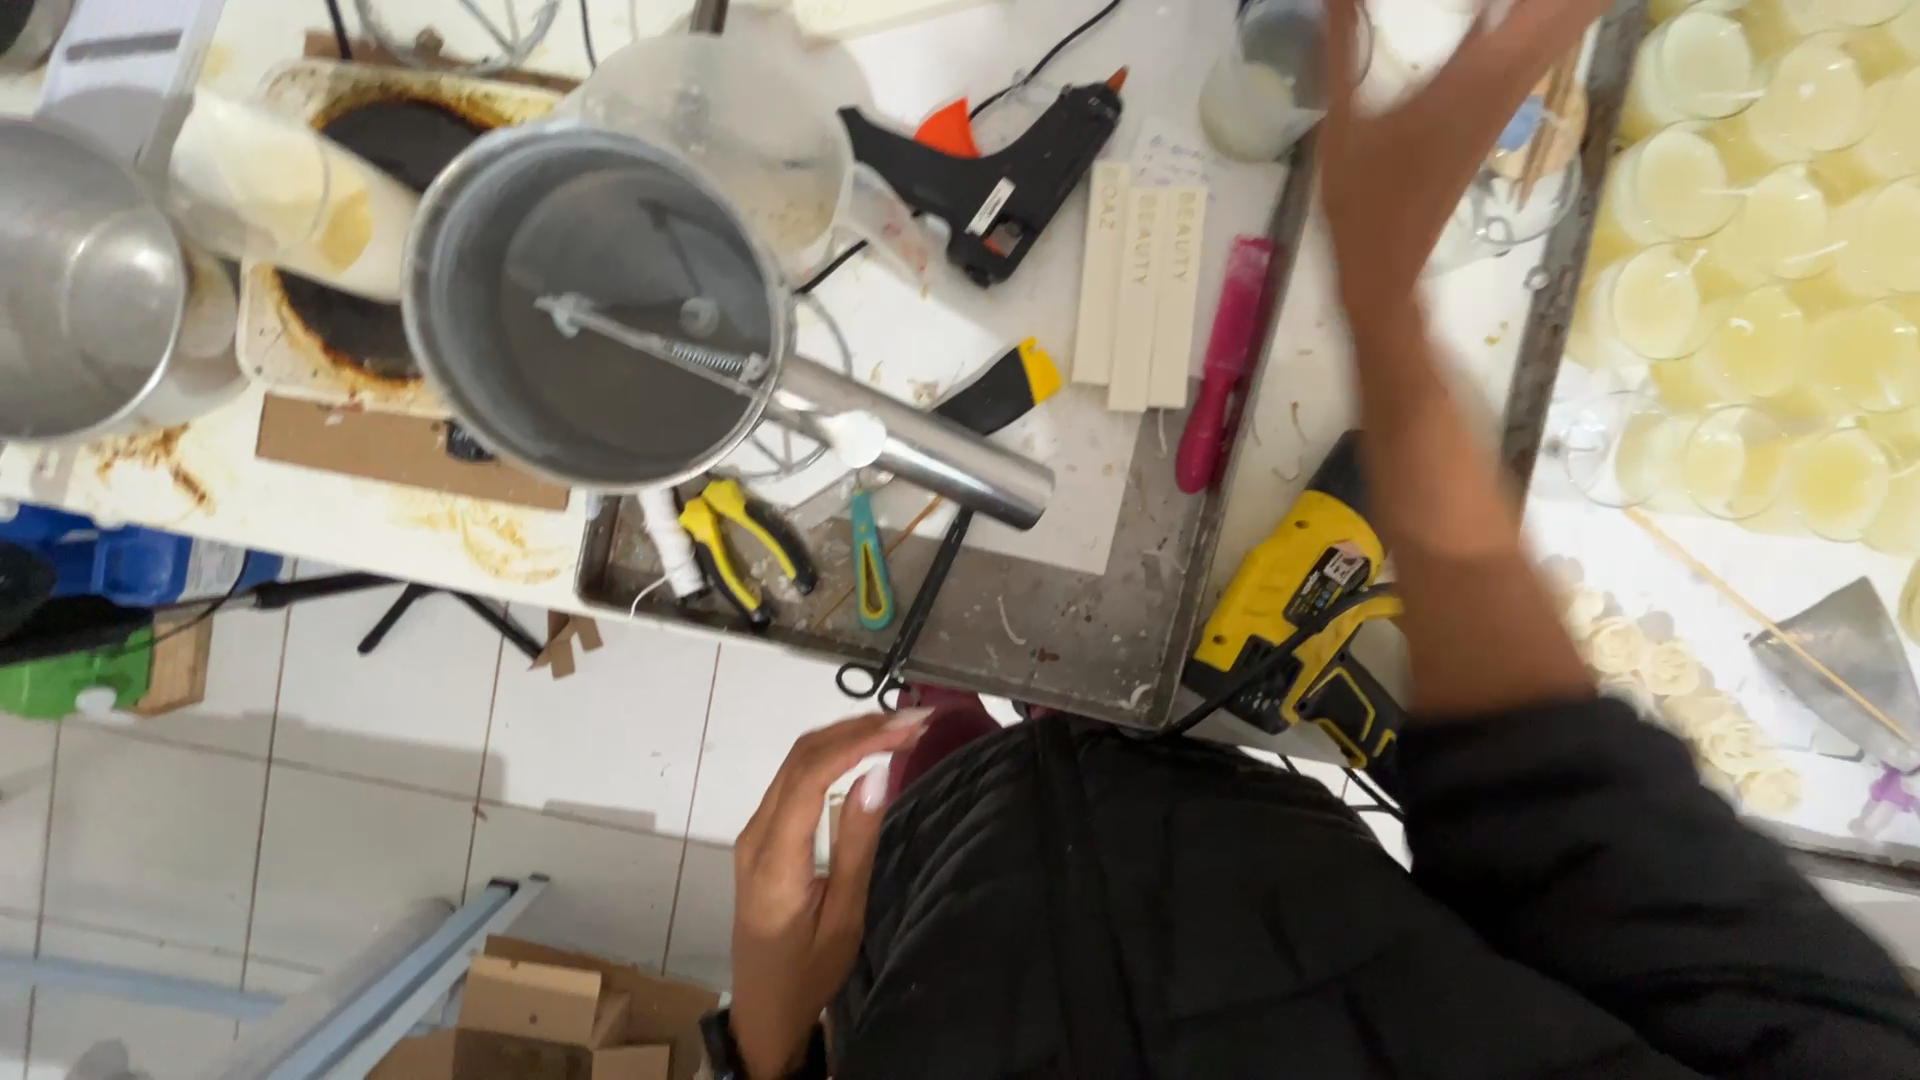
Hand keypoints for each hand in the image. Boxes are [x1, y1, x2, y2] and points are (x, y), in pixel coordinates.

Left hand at [729, 709, 930, 1077]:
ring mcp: (755, 829)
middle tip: (911, 721)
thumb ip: (855, 844)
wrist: (762, 1008)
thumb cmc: (808, 971)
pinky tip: (864, 750)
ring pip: (796, 760)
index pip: (810, 776)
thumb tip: (875, 775)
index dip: (858, 742)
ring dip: (846, 735)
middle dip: (857, 728)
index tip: (905, 728)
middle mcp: (756, 832)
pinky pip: (795, 775)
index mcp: (775, 858)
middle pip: (801, 756)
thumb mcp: (843, 917)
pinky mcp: (763, 831)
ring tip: (896, 727)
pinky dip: (832, 753)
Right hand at [1320, 0, 1613, 320]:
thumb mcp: (1345, 123)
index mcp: (1481, 69)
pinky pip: (1545, 38)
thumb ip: (1343, 45)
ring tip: (1492, 7)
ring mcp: (1511, 93)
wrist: (1384, 264)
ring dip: (1555, 3)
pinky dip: (1538, 13)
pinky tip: (1497, 14)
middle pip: (1577, 5)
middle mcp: (1513, 74)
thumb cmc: (1362, 202)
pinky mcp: (1499, 108)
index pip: (1544, 0)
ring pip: (1574, 14)